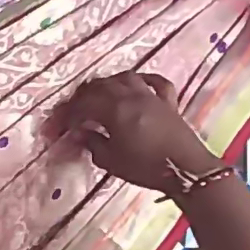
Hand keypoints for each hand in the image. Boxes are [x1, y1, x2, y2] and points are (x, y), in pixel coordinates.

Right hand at [56, 71, 220, 193]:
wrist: (186, 171)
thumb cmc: (145, 167)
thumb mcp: (111, 160)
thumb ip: (93, 143)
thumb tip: (79, 133)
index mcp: (115, 110)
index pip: (84, 104)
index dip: (70, 112)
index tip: (63, 124)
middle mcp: (131, 96)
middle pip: (102, 85)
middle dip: (85, 94)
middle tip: (76, 107)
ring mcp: (151, 96)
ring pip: (125, 78)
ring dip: (109, 82)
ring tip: (100, 93)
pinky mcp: (168, 101)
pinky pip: (155, 82)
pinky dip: (143, 79)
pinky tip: (137, 82)